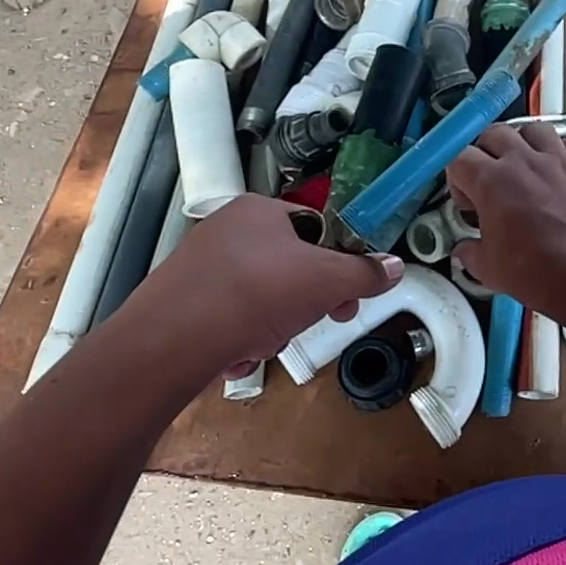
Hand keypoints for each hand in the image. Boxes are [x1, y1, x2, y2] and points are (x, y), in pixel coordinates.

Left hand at [117, 194, 402, 375]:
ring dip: (276, 324)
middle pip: (291, 267)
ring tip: (267, 342)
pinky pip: (230, 318)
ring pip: (263, 297)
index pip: (317, 230)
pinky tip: (238, 353)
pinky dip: (242, 337)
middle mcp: (227, 230)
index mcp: (259, 210)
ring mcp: (200, 266)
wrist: (170, 342)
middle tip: (319, 322)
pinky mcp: (182, 302)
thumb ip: (366, 273)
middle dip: (308, 301)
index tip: (349, 296)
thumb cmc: (256, 295)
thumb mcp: (328, 281)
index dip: (341, 264)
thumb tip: (395, 266)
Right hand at [447, 124, 565, 322]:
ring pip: (533, 129)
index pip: (459, 158)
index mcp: (491, 182)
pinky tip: (559, 171)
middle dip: (486, 154)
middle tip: (492, 182)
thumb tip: (463, 250)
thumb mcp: (489, 269)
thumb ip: (469, 253)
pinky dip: (562, 151)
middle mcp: (524, 161)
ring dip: (524, 144)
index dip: (457, 179)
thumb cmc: (536, 274)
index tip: (468, 201)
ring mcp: (559, 160)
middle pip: (494, 134)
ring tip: (526, 168)